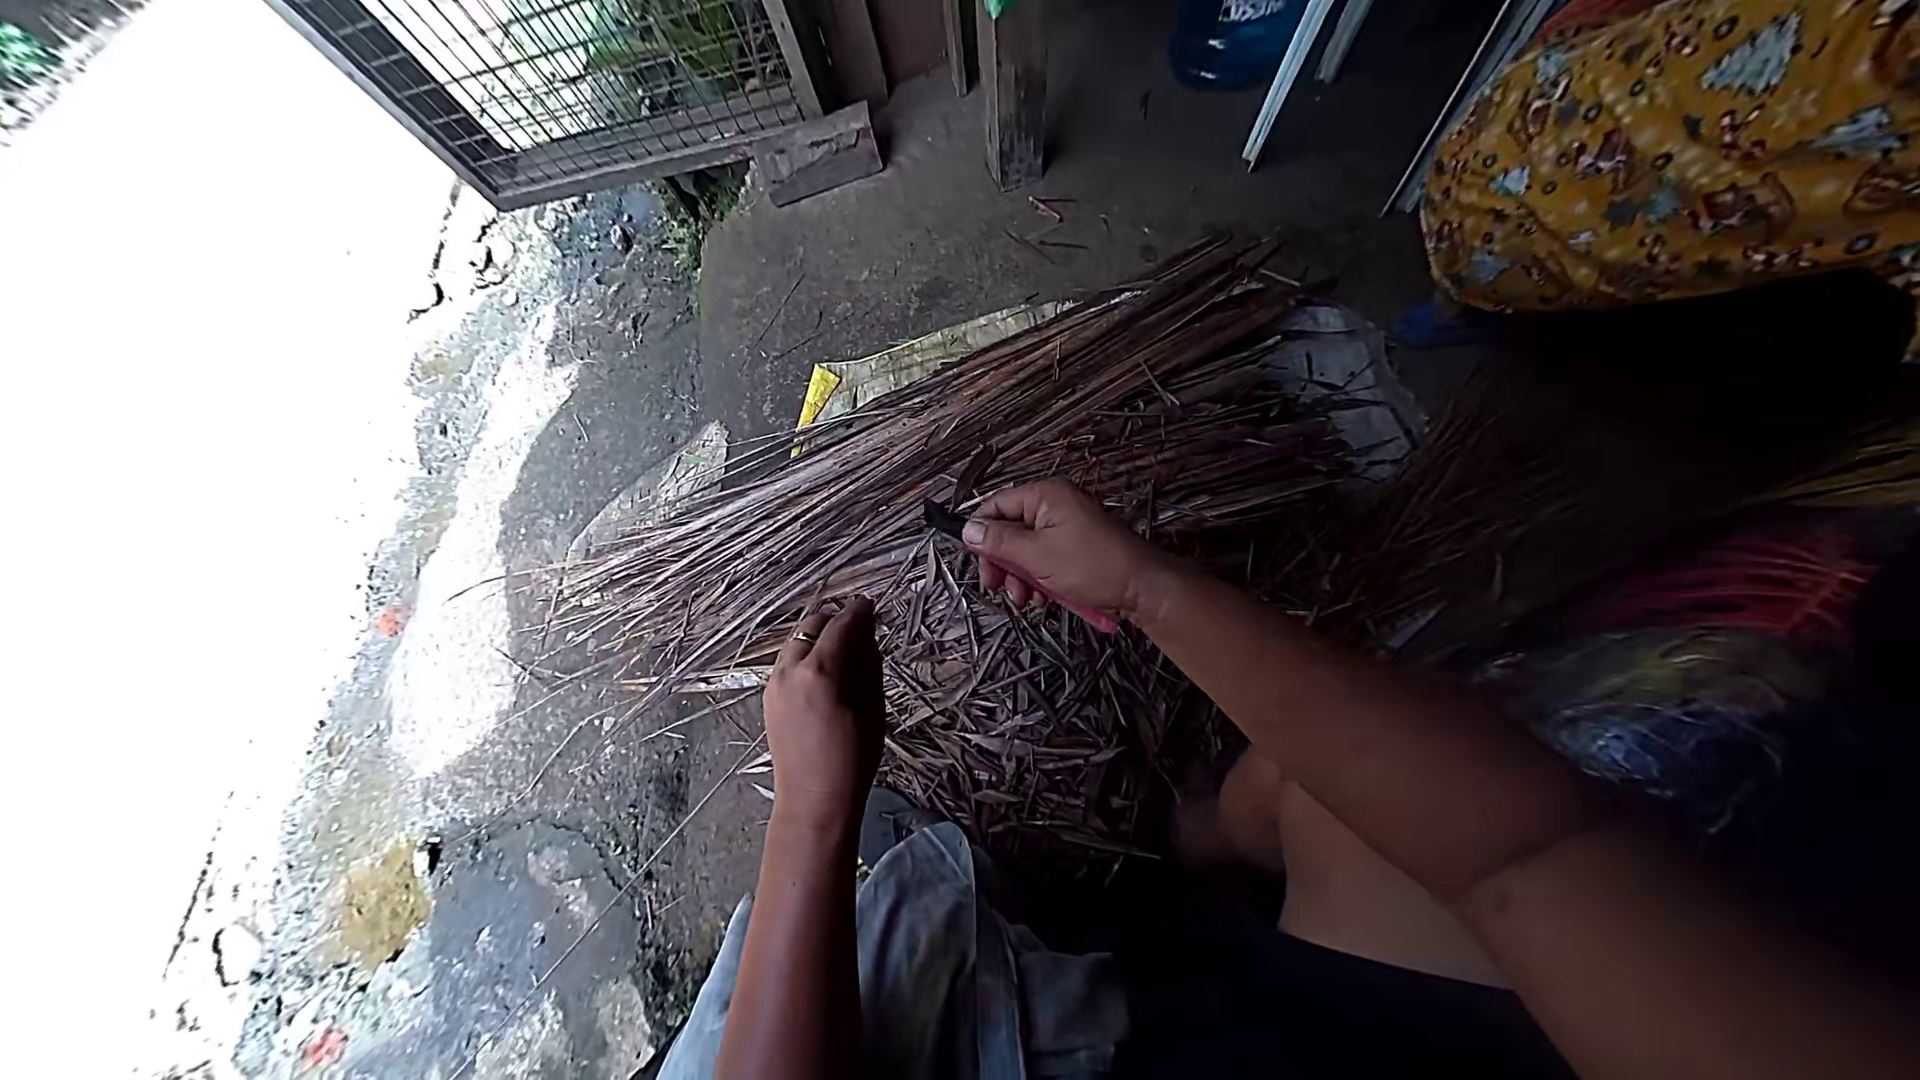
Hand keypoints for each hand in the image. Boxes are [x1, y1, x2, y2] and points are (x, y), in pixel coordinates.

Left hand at [762, 598, 884, 837]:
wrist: (814, 801)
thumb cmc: (853, 758)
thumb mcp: (872, 706)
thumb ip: (868, 663)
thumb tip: (867, 634)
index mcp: (820, 671)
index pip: (841, 624)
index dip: (859, 611)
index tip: (871, 606)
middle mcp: (791, 669)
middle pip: (813, 624)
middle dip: (836, 620)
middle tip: (860, 628)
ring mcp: (774, 682)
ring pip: (797, 640)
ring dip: (819, 636)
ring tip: (844, 649)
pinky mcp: (768, 696)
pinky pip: (788, 661)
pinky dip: (807, 654)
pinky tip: (825, 670)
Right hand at [961, 478, 1170, 621]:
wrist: (1142, 589)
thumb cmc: (1096, 566)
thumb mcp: (1036, 555)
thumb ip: (999, 541)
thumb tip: (968, 529)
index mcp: (1045, 496)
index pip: (996, 504)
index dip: (981, 532)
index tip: (976, 559)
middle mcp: (1055, 506)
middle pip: (1009, 530)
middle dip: (1001, 561)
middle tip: (996, 586)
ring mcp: (1066, 527)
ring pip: (1024, 549)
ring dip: (1018, 576)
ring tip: (1024, 597)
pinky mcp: (1074, 548)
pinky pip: (1043, 559)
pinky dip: (1037, 579)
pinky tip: (1040, 597)